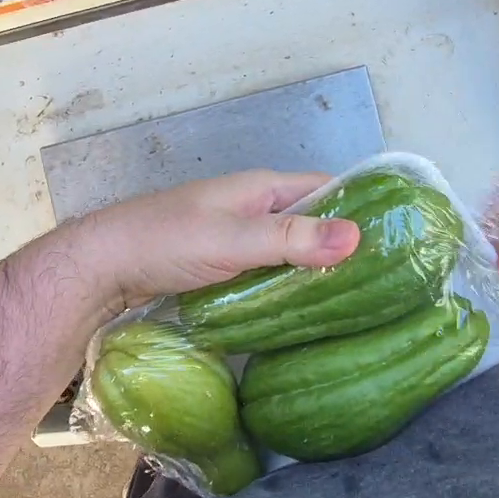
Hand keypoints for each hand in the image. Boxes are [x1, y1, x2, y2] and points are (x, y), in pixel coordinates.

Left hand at [70, 170, 361, 308]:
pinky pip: (268, 269)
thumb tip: (357, 237)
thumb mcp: (234, 239)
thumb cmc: (167, 241)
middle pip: (311, 220)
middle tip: (380, 282)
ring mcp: (237, 236)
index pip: (327, 189)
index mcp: (262, 188)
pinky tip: (304, 309)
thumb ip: (291, 238)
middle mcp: (254, 207)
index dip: (360, 209)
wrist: (104, 265)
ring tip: (353, 300)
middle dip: (341, 244)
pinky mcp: (224, 264)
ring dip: (314, 268)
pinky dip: (288, 284)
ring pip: (290, 248)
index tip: (394, 241)